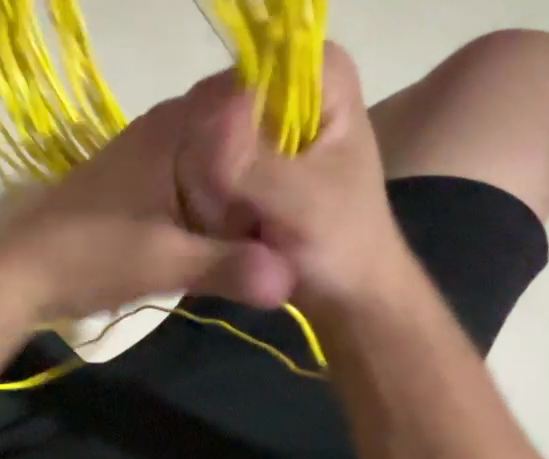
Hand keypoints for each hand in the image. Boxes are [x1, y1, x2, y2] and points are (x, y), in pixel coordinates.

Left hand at [0, 74, 295, 322]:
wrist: (19, 277)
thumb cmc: (89, 257)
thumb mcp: (165, 265)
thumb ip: (229, 267)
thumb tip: (289, 280)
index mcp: (175, 127)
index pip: (250, 92)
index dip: (287, 118)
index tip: (316, 160)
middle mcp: (162, 129)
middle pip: (236, 128)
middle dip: (267, 161)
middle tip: (301, 200)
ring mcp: (144, 156)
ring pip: (211, 157)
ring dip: (238, 186)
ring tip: (274, 219)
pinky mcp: (133, 185)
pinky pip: (188, 181)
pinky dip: (209, 201)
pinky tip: (226, 232)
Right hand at [178, 45, 416, 307]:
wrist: (347, 296)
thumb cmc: (339, 246)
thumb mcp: (297, 202)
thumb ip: (248, 162)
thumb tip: (200, 129)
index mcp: (323, 79)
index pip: (248, 72)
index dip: (226, 118)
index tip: (223, 170)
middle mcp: (294, 93)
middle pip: (221, 107)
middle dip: (215, 162)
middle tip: (233, 211)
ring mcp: (269, 133)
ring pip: (207, 144)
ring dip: (209, 189)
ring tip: (233, 226)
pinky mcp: (251, 168)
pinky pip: (207, 172)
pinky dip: (209, 202)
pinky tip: (222, 229)